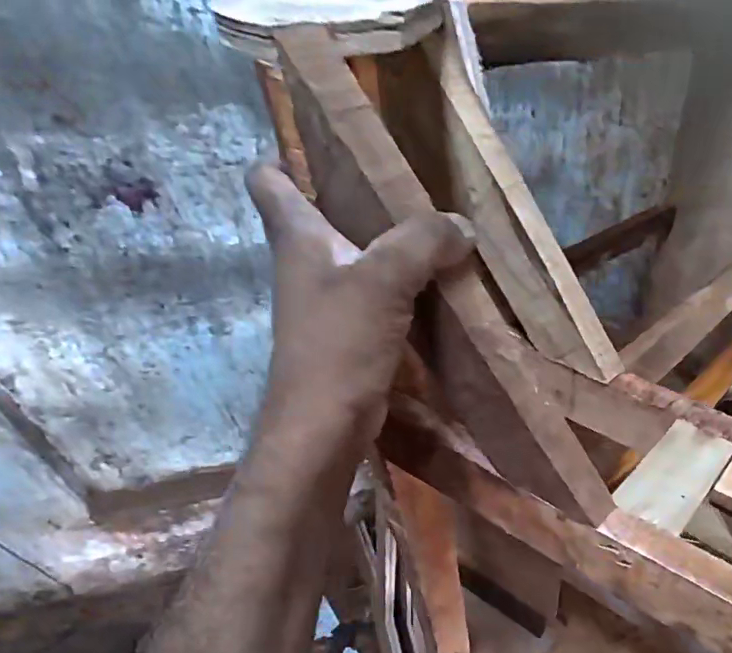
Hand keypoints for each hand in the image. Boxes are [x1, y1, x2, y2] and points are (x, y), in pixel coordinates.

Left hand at [246, 163, 472, 445]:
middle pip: (322, 218)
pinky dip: (402, 297)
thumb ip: (423, 242)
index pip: (270, 180)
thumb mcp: (384, 280)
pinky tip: (436, 295)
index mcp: (297, 239)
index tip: (326, 145)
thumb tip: (461, 226)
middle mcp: (305, 269)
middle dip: (359, 201)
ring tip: (436, 239)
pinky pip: (377, 305)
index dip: (286, 156)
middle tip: (409, 190)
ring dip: (390, 254)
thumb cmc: (339, 345)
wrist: (324, 428)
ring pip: (356, 265)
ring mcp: (325, 309)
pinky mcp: (348, 343)